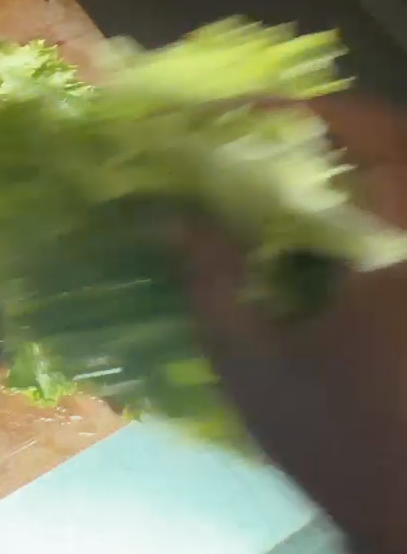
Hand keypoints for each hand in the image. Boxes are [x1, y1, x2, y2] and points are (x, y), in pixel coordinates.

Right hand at [181, 95, 406, 553]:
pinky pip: (404, 235)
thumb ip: (210, 276)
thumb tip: (170, 215)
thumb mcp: (246, 356)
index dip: (299, 116)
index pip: (366, 149)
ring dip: (355, 170)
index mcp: (397, 259)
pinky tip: (326, 233)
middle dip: (334, 130)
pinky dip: (370, 213)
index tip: (230, 114)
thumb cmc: (332, 439)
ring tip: (285, 175)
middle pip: (403, 156)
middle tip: (258, 133)